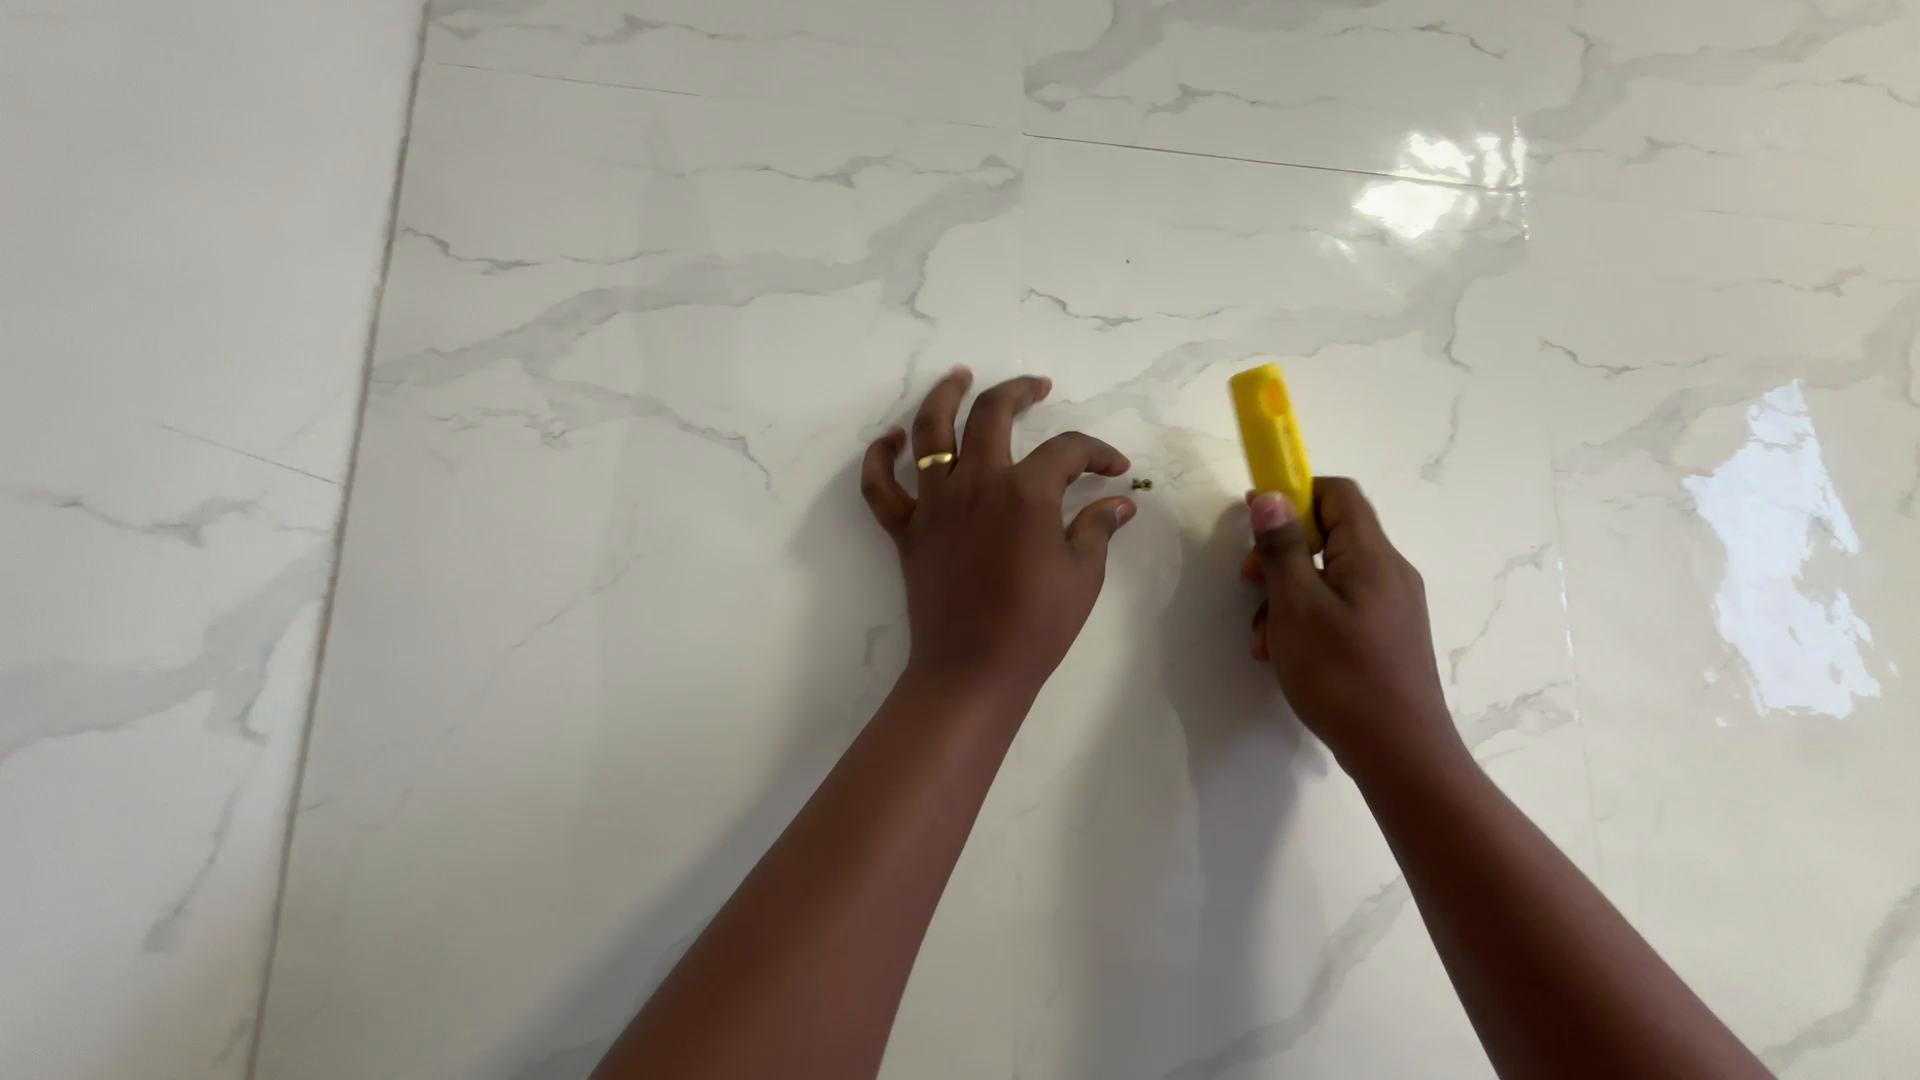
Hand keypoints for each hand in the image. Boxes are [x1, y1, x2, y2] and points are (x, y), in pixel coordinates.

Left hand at [862, 368, 1135, 701]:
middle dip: (1019, 391)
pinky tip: (893, 439)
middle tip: (1037, 387)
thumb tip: (1120, 502)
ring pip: (929, 431)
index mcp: (1025, 492)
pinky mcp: (906, 529)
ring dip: (945, 396)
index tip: (1115, 468)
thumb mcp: (1081, 576)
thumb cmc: (1036, 626)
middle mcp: (976, 483)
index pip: (1067, 450)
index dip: (1097, 452)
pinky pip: (880, 485)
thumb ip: (1097, 528)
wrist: (973, 669)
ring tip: (959, 376)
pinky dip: (880, 457)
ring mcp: (935, 503)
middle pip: (992, 413)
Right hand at [1242, 479, 1460, 773]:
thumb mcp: (1297, 605)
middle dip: (1281, 553)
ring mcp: (1390, 606)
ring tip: (1265, 637)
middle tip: (1250, 583)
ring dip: (1287, 595)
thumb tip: (1271, 496)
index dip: (1294, 493)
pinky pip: (1339, 608)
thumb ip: (1282, 548)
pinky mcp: (1386, 636)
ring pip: (1328, 577)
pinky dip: (1307, 618)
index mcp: (1371, 556)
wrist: (1399, 752)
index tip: (1254, 518)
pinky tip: (1286, 654)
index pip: (1338, 494)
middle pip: (1329, 536)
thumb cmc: (1341, 673)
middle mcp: (1388, 572)